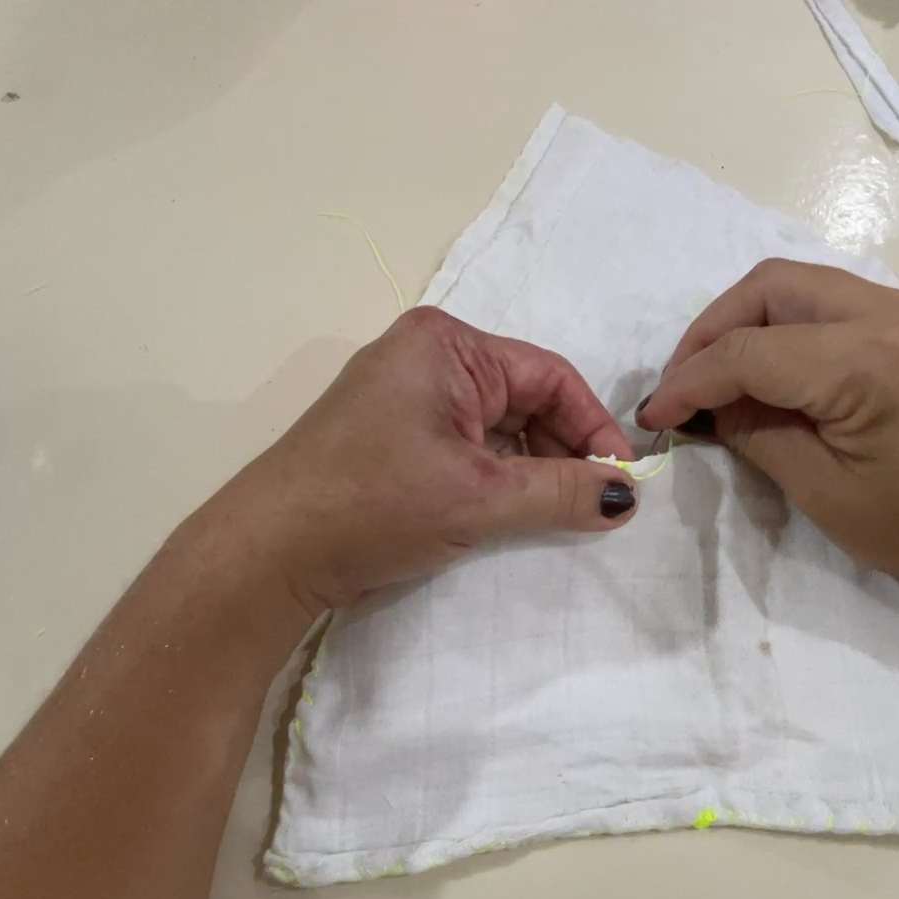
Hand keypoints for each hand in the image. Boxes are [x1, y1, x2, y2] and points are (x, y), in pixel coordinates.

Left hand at [208, 307, 638, 613]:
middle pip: (523, 399)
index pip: (548, 376)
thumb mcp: (480, 496)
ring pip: (495, 427)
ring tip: (557, 512)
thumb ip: (562, 492)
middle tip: (593, 503)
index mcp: (446, 345)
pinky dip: (496, 476)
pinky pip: (464, 447)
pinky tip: (512, 511)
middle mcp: (425, 358)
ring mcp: (403, 397)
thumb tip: (628, 496)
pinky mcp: (391, 437)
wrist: (270, 553)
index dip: (593, 427)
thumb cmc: (375, 506)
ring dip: (531, 467)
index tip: (623, 480)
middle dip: (562, 450)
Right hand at [636, 259, 898, 611]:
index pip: (750, 352)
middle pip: (771, 286)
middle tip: (684, 383)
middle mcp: (898, 313)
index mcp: (872, 363)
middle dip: (712, 331)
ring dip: (747, 325)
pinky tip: (773, 374)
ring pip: (802, 285)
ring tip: (718, 379)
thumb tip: (709, 406)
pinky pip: (835, 305)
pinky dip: (788, 330)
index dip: (689, 381)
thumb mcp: (822, 491)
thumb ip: (756, 432)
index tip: (655, 413)